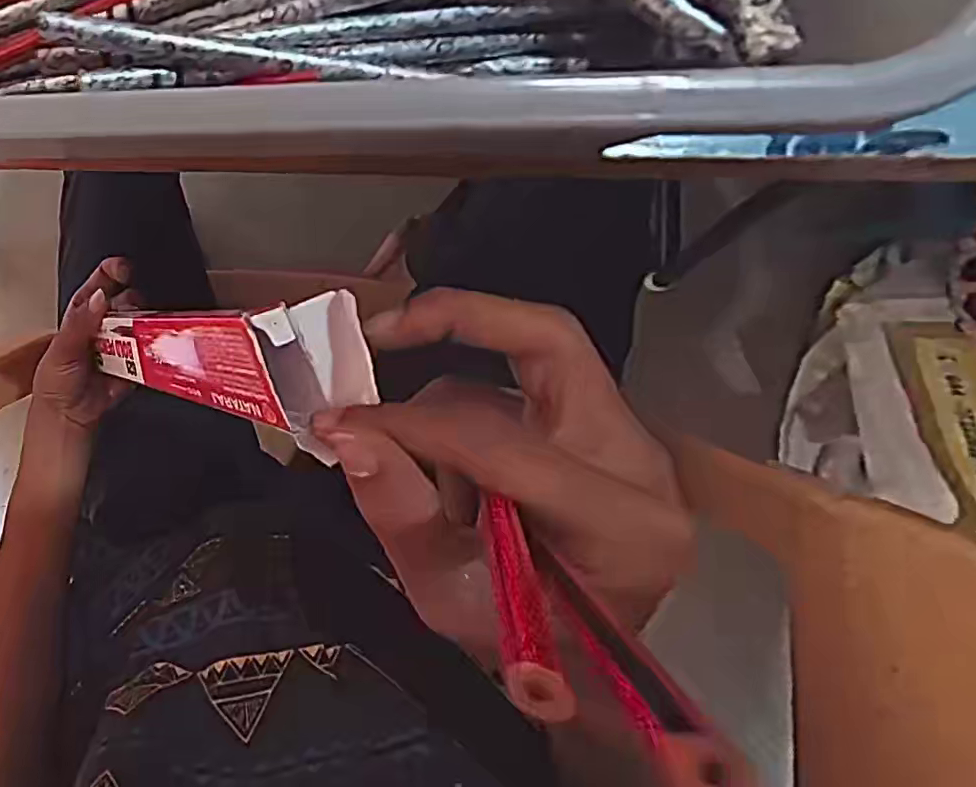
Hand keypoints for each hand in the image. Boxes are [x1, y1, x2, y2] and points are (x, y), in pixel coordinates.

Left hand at [31, 257, 135, 431]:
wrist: (67, 415)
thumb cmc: (55, 380)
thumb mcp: (62, 348)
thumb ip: (81, 322)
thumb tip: (99, 297)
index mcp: (84, 312)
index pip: (101, 282)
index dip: (112, 271)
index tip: (124, 269)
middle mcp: (105, 323)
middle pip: (127, 300)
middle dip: (133, 301)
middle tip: (129, 312)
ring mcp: (122, 342)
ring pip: (142, 322)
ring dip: (144, 325)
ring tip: (137, 335)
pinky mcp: (136, 362)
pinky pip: (149, 350)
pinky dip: (153, 349)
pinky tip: (150, 349)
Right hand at [312, 290, 691, 654]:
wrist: (583, 660)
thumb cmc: (523, 643)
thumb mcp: (447, 597)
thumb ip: (399, 515)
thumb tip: (348, 436)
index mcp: (620, 525)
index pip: (498, 443)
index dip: (407, 425)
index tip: (341, 420)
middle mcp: (635, 461)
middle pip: (549, 339)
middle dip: (456, 316)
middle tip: (380, 330)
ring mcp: (620, 435)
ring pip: (516, 360)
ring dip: (442, 397)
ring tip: (402, 456)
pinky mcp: (592, 422)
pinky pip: (512, 380)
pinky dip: (456, 407)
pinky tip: (437, 461)